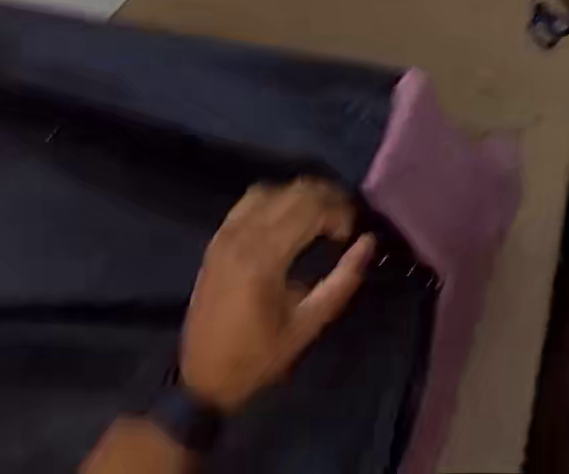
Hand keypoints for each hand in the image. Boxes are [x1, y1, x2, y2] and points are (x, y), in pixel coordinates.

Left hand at [180, 178, 375, 412]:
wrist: (200, 380)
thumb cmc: (258, 356)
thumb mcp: (308, 325)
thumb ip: (343, 280)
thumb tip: (368, 242)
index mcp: (265, 258)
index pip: (312, 208)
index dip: (340, 212)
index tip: (350, 233)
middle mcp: (244, 235)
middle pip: (296, 191)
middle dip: (328, 198)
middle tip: (343, 221)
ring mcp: (228, 232)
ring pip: (276, 189)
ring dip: (303, 195)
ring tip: (321, 215)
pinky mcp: (219, 236)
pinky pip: (252, 198)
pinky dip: (277, 197)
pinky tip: (288, 216)